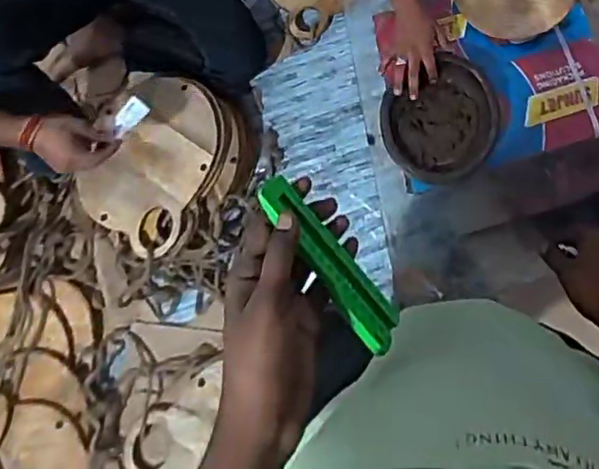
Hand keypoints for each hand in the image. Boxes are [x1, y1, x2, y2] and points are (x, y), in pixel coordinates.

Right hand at [28, 115, 117, 173]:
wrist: (29, 133)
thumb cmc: (55, 127)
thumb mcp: (79, 127)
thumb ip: (96, 134)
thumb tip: (110, 136)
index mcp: (76, 159)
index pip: (100, 157)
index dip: (111, 148)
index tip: (120, 139)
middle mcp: (71, 168)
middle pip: (94, 163)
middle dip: (106, 152)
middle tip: (114, 140)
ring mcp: (64, 169)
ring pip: (87, 164)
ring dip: (97, 154)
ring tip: (105, 141)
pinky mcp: (60, 166)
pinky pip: (79, 163)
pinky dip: (88, 155)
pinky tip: (92, 145)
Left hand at [214, 177, 357, 466]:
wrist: (268, 415)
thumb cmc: (259, 356)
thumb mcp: (267, 301)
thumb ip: (280, 257)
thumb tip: (288, 214)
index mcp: (247, 277)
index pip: (263, 231)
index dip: (279, 205)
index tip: (301, 183)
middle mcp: (267, 283)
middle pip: (289, 241)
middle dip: (308, 220)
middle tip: (330, 203)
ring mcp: (289, 300)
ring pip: (309, 259)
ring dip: (325, 240)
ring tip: (344, 222)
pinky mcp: (309, 316)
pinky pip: (323, 283)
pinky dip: (336, 265)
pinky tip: (351, 250)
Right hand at [384, 0, 443, 98]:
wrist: (409, 9)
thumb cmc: (425, 18)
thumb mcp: (438, 29)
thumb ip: (443, 41)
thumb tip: (449, 51)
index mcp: (426, 49)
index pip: (430, 65)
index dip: (433, 75)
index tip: (434, 84)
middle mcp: (413, 53)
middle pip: (413, 72)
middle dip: (413, 86)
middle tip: (413, 98)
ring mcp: (401, 50)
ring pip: (399, 68)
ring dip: (397, 81)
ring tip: (396, 92)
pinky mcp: (393, 46)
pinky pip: (387, 57)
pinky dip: (383, 64)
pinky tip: (380, 73)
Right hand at [540, 225, 598, 329]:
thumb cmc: (590, 288)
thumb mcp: (566, 272)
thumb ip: (553, 255)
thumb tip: (542, 243)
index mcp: (590, 233)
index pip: (566, 229)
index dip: (553, 237)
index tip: (543, 246)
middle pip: (580, 236)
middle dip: (566, 243)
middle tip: (552, 254)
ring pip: (590, 248)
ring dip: (578, 253)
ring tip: (565, 264)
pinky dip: (589, 262)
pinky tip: (582, 272)